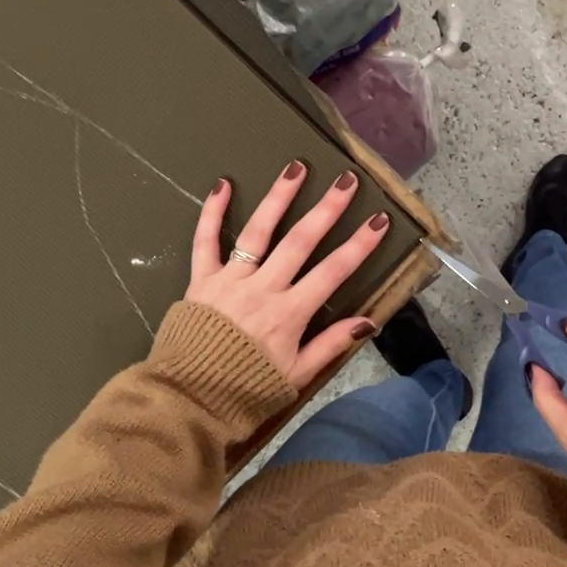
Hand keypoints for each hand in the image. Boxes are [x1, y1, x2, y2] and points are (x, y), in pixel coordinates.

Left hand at [188, 160, 387, 388]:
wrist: (188, 399)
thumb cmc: (247, 389)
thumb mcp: (296, 374)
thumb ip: (330, 344)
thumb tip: (368, 320)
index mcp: (289, 313)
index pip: (333, 272)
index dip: (358, 246)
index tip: (378, 221)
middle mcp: (262, 288)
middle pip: (300, 242)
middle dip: (326, 209)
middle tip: (346, 181)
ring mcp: (229, 280)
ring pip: (258, 232)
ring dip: (279, 197)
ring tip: (296, 167)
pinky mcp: (200, 280)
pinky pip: (205, 241)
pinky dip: (212, 212)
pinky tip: (223, 184)